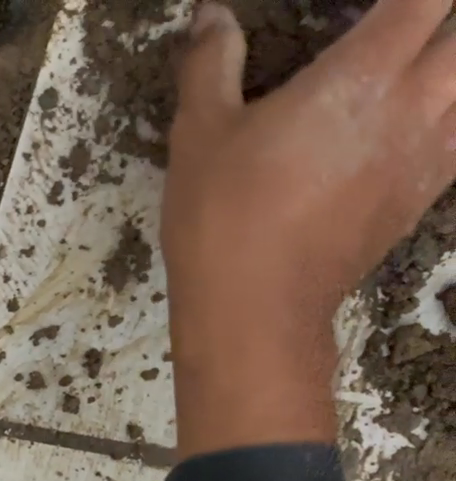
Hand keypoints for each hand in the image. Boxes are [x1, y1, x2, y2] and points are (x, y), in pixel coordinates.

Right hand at [164, 0, 455, 456]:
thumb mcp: (197, 138)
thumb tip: (210, 15)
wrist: (256, 303)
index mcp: (362, 72)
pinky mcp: (433, 183)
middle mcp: (420, 95)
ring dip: (443, 67)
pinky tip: (417, 121)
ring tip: (414, 75)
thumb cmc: (218, 215)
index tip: (382, 9)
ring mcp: (436, 141)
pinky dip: (446, 113)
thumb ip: (210, 67)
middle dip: (434, 28)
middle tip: (398, 40)